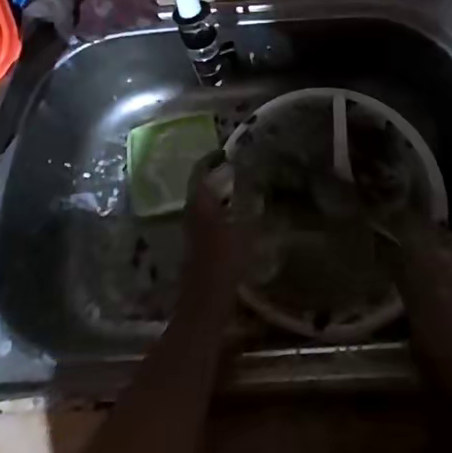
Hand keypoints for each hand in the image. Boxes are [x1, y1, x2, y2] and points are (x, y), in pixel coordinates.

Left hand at [180, 150, 245, 302]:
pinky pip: (208, 218)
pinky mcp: (198, 245)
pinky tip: (239, 216)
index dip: (213, 159)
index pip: (202, 171)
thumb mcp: (245, 230)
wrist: (205, 302)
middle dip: (219, 176)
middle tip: (242, 168)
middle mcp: (192, 212)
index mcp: (200, 203)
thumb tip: (259, 187)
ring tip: (244, 189)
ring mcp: (192, 230)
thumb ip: (252, 207)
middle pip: (202, 186)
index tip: (231, 150)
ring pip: (206, 203)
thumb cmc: (224, 261)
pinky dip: (221, 211)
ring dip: (221, 194)